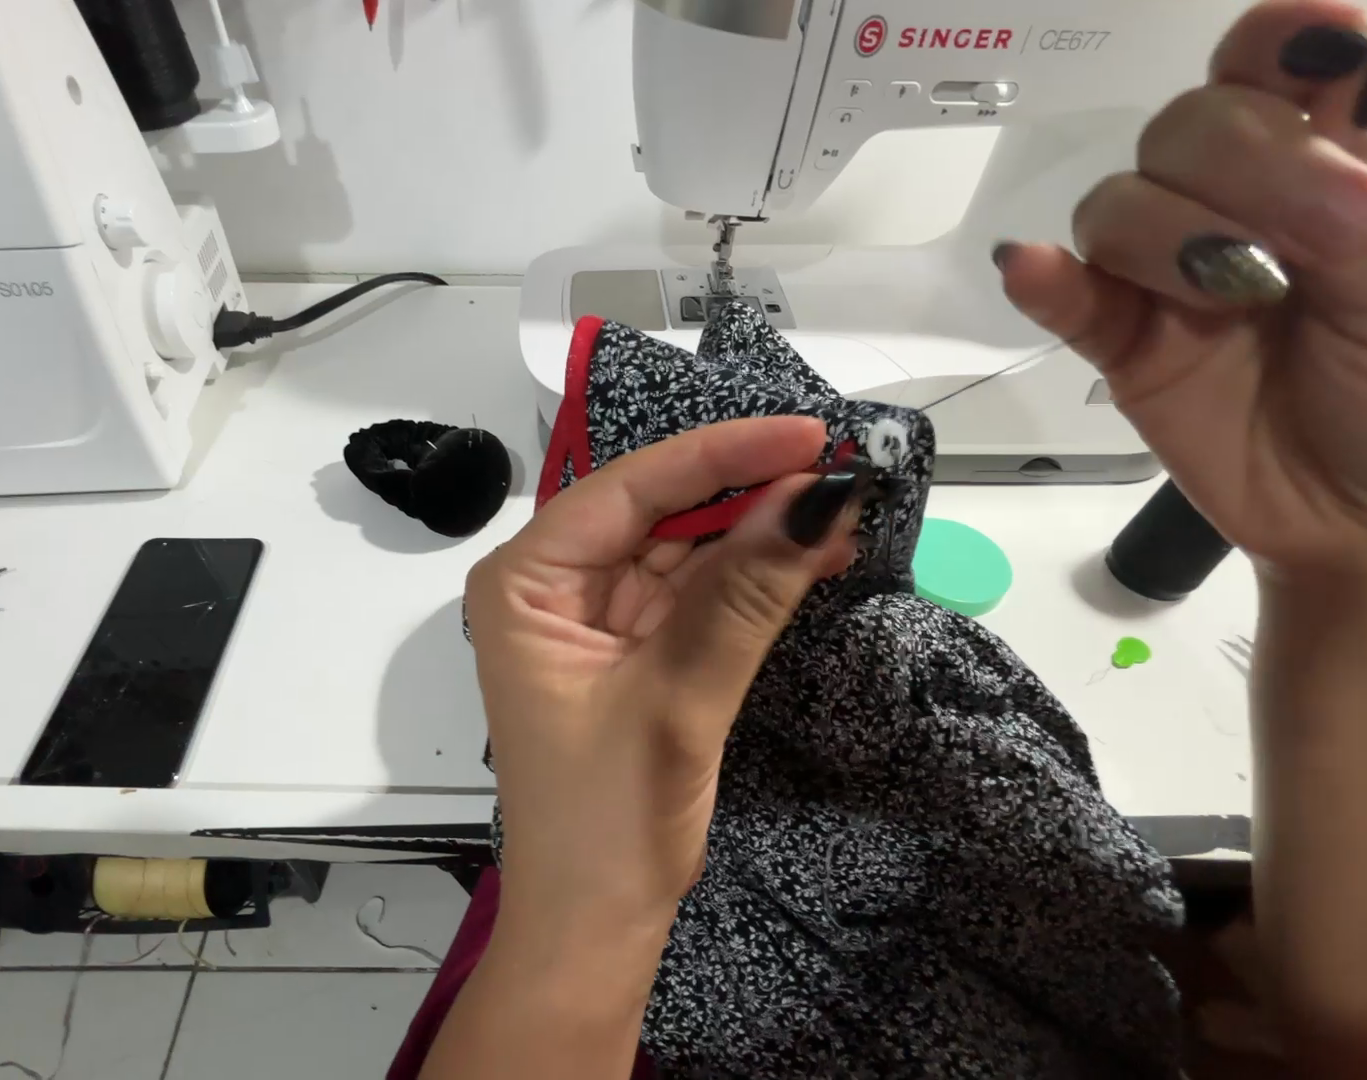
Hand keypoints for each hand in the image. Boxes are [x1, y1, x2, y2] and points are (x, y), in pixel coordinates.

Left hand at [463, 417, 859, 929]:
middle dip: (743, 490)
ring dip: (757, 532)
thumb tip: (820, 499)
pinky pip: (694, 591)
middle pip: (655, 510)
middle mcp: (553, 585)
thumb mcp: (677, 698)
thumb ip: (746, 595)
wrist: (594, 923)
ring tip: (840, 507)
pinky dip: (750, 576)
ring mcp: (594, 615)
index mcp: (526, 582)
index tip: (803, 433)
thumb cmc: (608, 821)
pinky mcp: (632, 645)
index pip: (626, 489)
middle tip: (834, 465)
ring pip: (682, 547)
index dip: (719, 454)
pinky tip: (808, 552)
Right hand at [999, 0, 1366, 577]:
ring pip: (1118, 206)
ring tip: (1229, 299)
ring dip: (1162, 236)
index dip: (1279, 50)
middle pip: (1187, 125)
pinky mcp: (1126, 343)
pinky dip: (1045, 282)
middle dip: (1239, 168)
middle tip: (1317, 248)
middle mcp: (1259, 200)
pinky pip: (1067, 299)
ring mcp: (1180, 276)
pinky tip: (1029, 271)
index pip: (1287, 56)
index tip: (1307, 84)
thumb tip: (1286, 88)